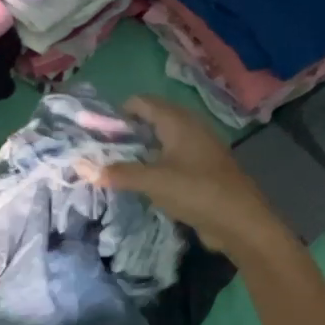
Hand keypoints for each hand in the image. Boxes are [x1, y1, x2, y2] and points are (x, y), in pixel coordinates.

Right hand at [89, 96, 294, 261]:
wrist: (240, 221)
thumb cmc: (196, 191)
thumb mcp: (153, 182)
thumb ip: (118, 173)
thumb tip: (83, 168)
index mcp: (178, 122)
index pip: (143, 103)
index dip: (118, 113)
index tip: (98, 133)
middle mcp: (189, 128)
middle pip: (153, 119)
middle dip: (128, 132)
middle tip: (105, 151)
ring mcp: (199, 149)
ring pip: (164, 140)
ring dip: (142, 150)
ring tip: (119, 167)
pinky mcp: (203, 170)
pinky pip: (173, 159)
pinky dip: (156, 164)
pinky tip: (145, 182)